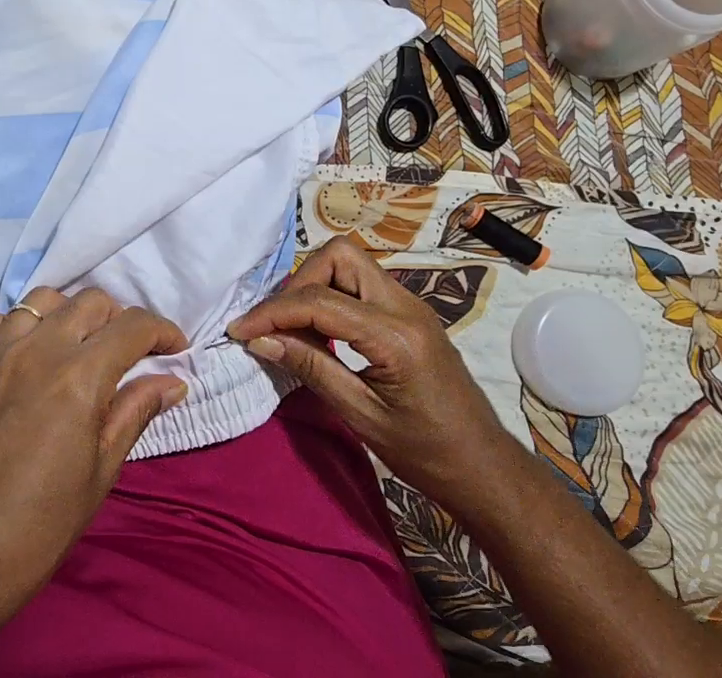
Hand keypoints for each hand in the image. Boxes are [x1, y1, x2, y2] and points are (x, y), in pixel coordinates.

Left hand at [0, 287, 188, 677]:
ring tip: (77, 347)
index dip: (162, 331)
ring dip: (69, 316)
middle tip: (128, 352)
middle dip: (119, 320)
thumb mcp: (100, 473)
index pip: (132, 327)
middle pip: (90, 302)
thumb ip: (134, 413)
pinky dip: (21, 328)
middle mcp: (37, 350)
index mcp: (79, 378)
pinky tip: (27, 356)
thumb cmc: (38, 528)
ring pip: (41, 302)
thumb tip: (172, 382)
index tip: (175, 348)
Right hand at [225, 237, 515, 504]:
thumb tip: (260, 340)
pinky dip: (332, 296)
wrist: (482, 465)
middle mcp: (405, 306)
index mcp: (395, 336)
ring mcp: (412, 306)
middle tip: (275, 325)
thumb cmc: (425, 452)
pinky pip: (362, 285)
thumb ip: (311, 368)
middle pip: (340, 256)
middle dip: (298, 283)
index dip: (272, 312)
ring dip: (314, 286)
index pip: (320, 301)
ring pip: (351, 263)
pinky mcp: (411, 314)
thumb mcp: (360, 415)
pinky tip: (319, 332)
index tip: (240, 331)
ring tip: (291, 328)